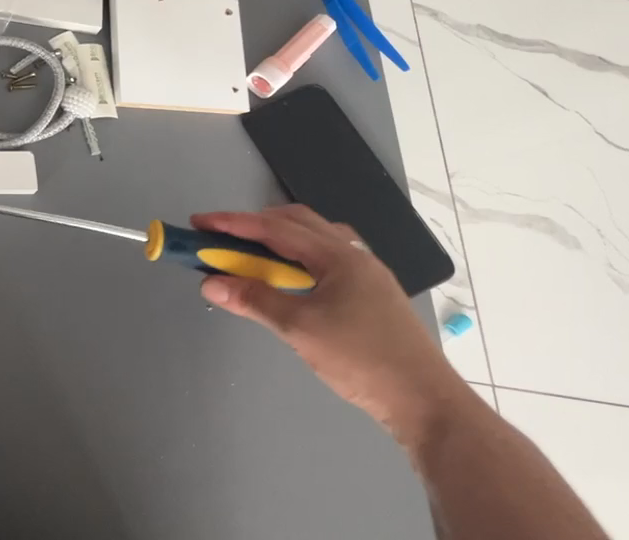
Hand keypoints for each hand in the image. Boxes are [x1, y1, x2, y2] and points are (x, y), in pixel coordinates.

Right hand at [194, 204, 475, 444]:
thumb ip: (254, 300)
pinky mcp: (374, 296)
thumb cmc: (362, 360)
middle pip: (299, 222)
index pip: (275, 228)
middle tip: (224, 238)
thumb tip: (210, 284)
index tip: (199, 223)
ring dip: (280, 239)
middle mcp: (356, 256)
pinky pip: (328, 258)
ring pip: (317, 238)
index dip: (233, 223)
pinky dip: (299, 258)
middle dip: (256, 224)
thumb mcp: (299, 329)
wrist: (429, 406)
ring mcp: (369, 275)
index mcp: (339, 257)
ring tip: (254, 257)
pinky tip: (291, 280)